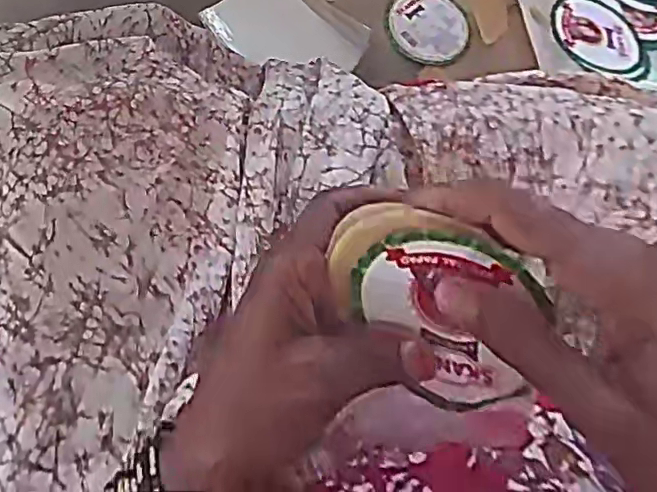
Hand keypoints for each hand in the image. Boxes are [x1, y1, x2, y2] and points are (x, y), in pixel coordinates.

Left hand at [162, 188, 433, 489]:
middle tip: (438, 255)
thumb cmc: (254, 405)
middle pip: (348, 241)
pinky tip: (411, 335)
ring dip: (389, 283)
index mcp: (289, 265)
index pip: (331, 208)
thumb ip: (377, 355)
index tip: (415, 208)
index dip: (371, 199)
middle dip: (391, 244)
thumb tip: (430, 350)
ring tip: (436, 293)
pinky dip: (379, 315)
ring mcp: (299, 305)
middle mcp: (294, 275)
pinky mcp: (305, 335)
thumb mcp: (320, 374)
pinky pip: (348, 311)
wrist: (217, 458)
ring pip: (351, 278)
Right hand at [405, 181, 656, 491]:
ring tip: (426, 256)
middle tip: (401, 236)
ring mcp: (624, 267)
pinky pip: (554, 256)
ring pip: (534, 231)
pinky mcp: (627, 289)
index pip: (511, 207)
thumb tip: (440, 286)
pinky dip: (509, 261)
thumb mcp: (602, 409)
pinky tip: (482, 287)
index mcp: (609, 266)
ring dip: (479, 237)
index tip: (398, 206)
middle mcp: (615, 249)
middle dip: (457, 214)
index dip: (450, 198)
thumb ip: (521, 342)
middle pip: (520, 211)